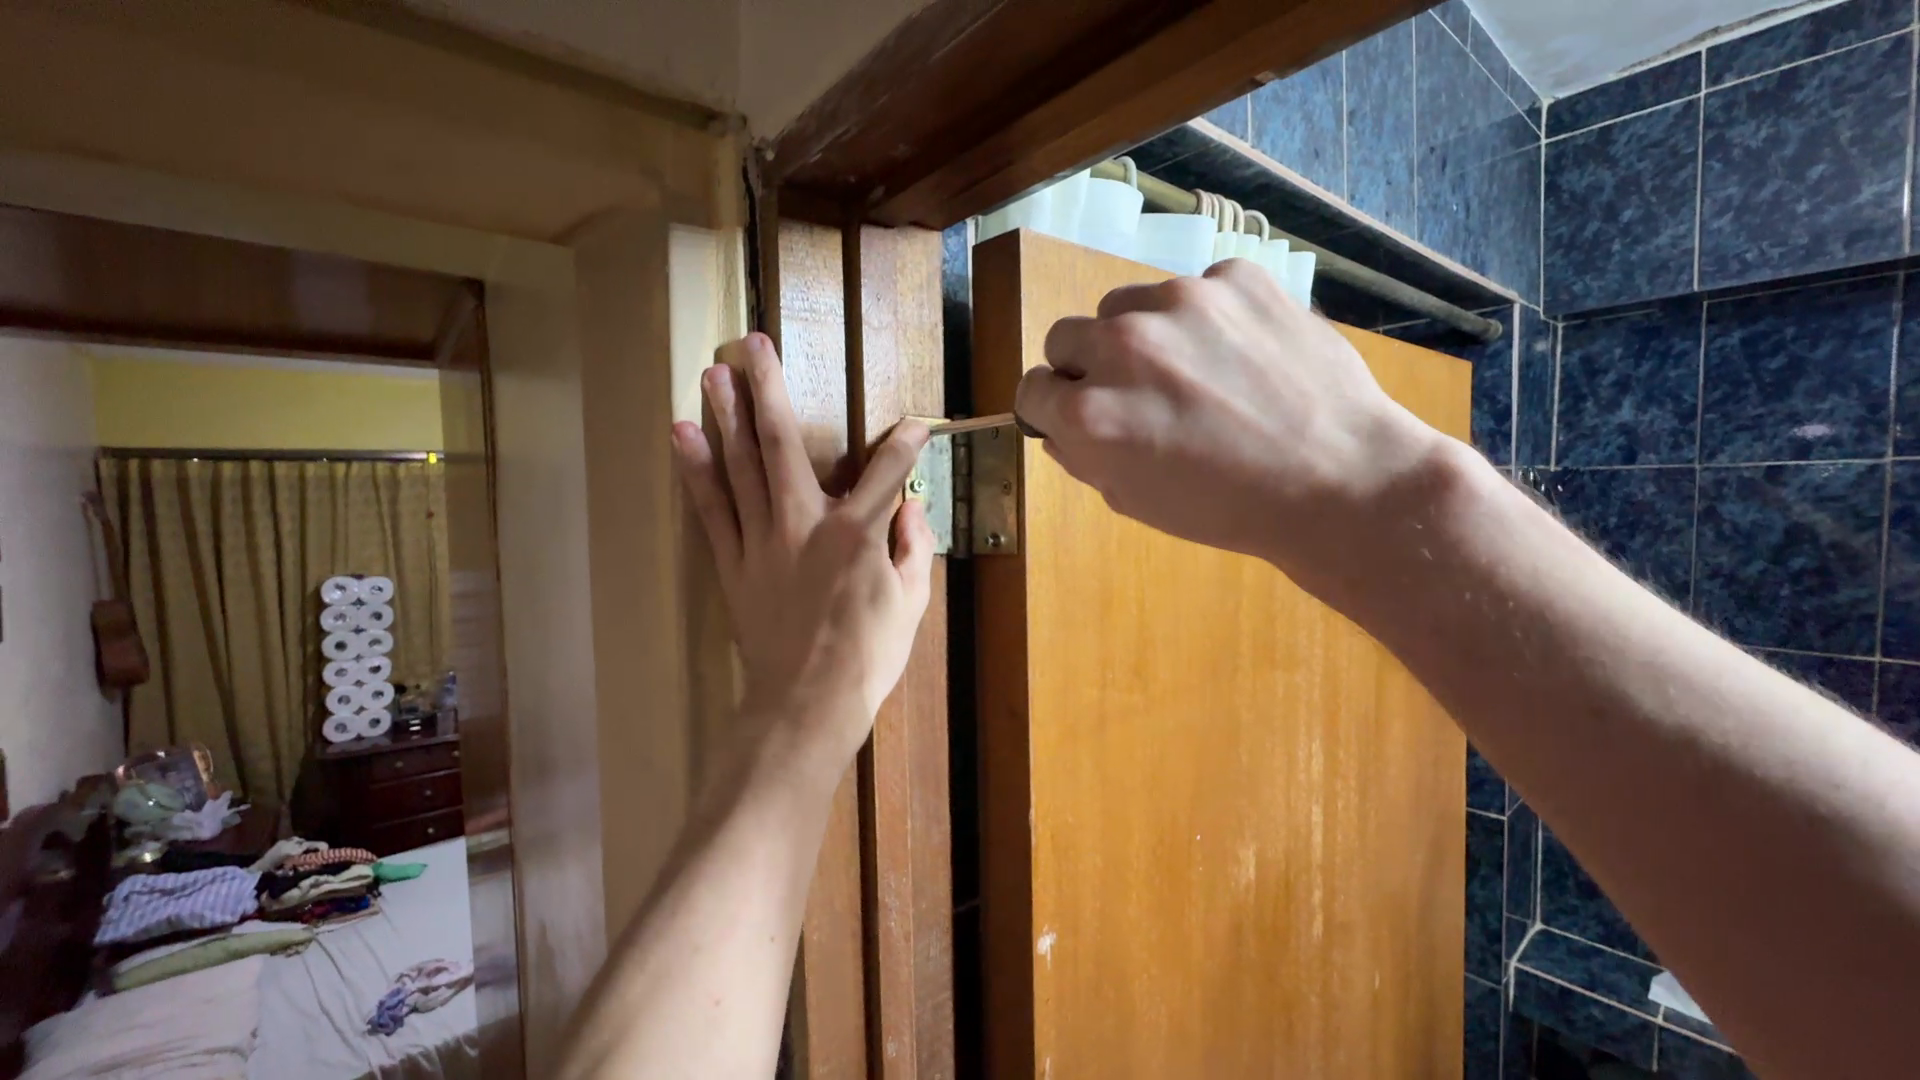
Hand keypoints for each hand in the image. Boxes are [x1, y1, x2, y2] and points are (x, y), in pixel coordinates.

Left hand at [673, 334, 935, 773]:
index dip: (905, 443)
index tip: (915, 425)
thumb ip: (914, 547)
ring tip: (713, 373)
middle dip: (768, 389)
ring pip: (740, 466)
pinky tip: (684, 435)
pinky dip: (696, 471)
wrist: (807, 702)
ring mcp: (762, 540)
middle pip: (783, 444)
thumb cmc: (868, 655)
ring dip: (727, 416)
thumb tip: (911, 506)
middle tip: (751, 345)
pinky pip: (712, 509)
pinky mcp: (733, 563)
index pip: (887, 471)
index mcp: (857, 533)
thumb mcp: (912, 603)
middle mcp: (804, 522)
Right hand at [1014, 259, 1443, 594]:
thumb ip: (1081, 455)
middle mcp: (1123, 346)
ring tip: (1194, 372)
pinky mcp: (1235, 277)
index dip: (1052, 407)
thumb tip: (1058, 422)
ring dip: (1140, 336)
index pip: (1031, 389)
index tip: (1076, 415)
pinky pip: (1193, 290)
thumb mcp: (1132, 500)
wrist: (1340, 479)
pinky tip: (1242, 356)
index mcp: (1092, 412)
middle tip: (1136, 395)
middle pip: (1066, 337)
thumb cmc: (1227, 507)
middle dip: (1088, 368)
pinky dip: (1205, 319)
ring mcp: (1182, 301)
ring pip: (1124, 305)